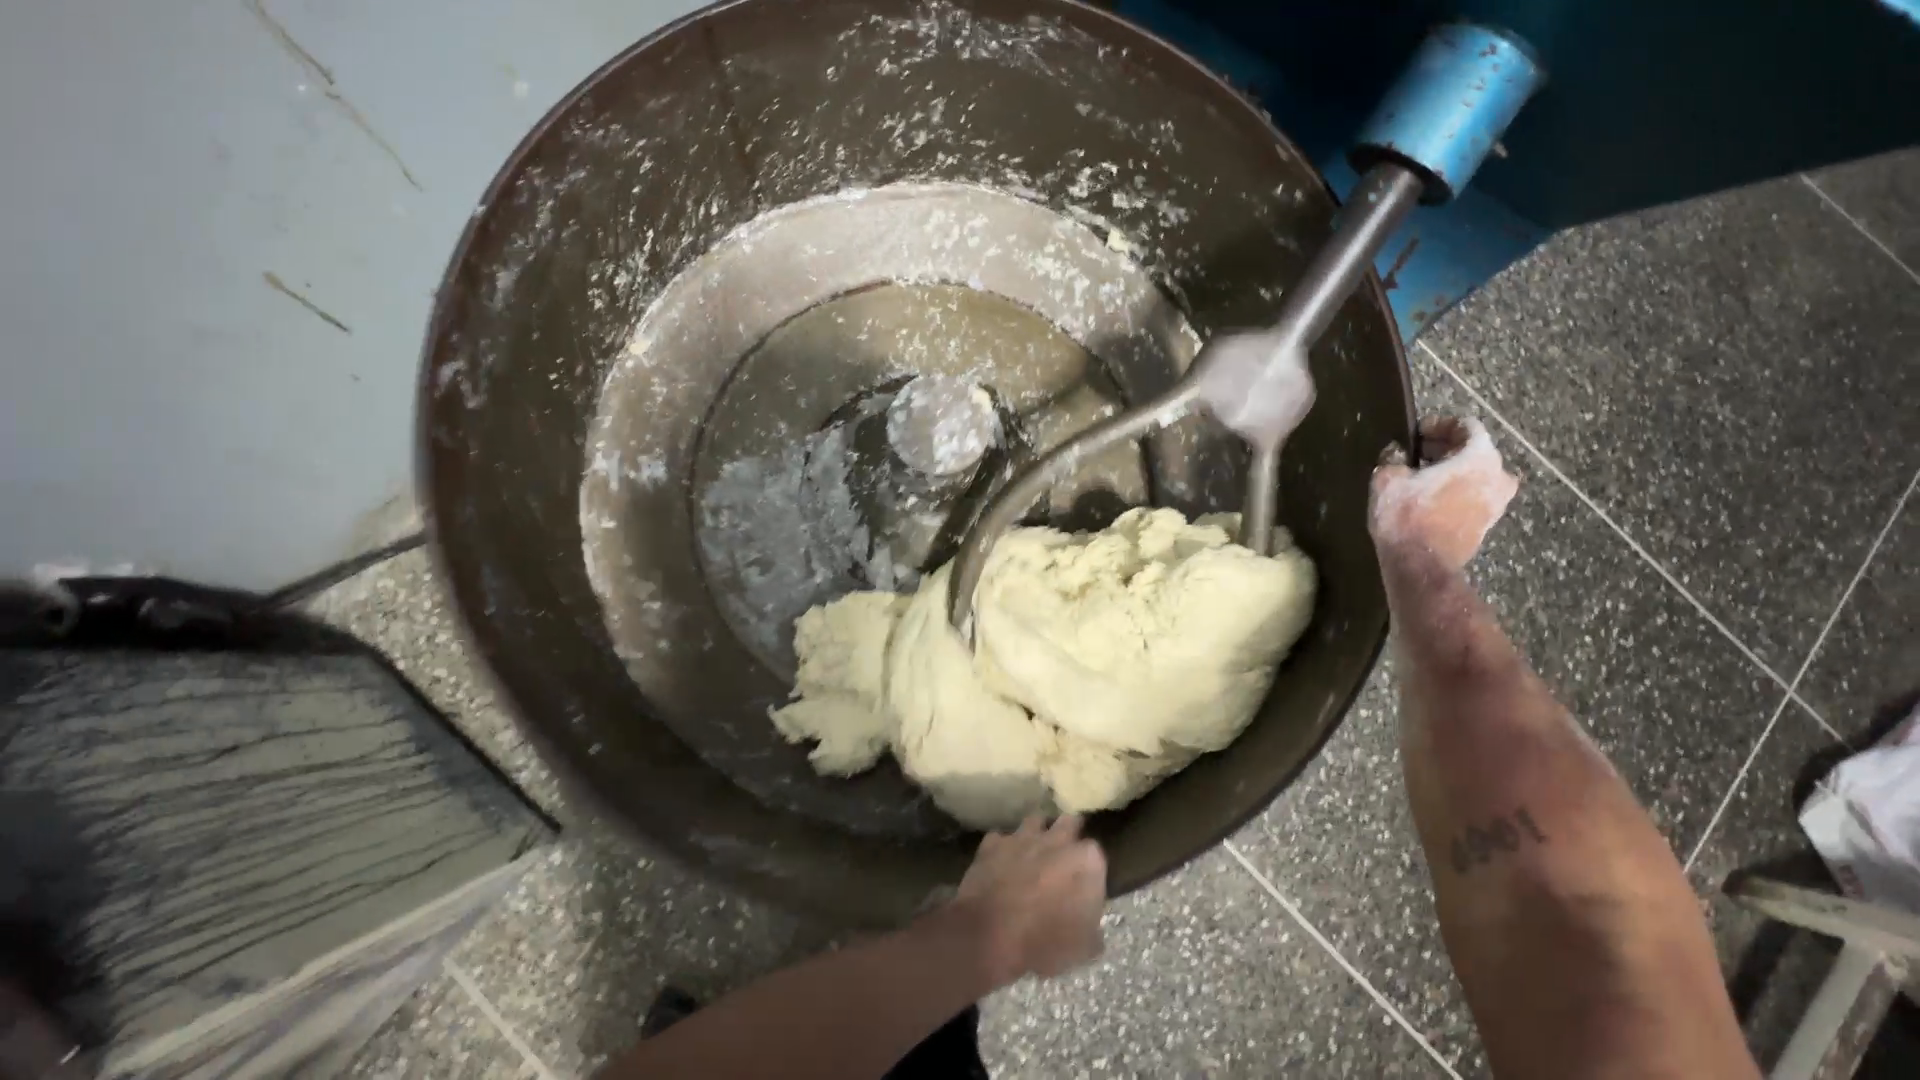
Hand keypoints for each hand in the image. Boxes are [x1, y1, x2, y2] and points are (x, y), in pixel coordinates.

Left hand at [952, 815, 1105, 985]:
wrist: (990, 935)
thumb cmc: (1045, 941)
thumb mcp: (1084, 949)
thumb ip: (1093, 931)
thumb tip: (1092, 930)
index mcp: (1086, 860)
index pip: (1097, 855)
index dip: (1091, 870)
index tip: (1085, 885)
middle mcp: (1057, 839)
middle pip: (1069, 823)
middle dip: (1069, 834)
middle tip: (1064, 856)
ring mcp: (1022, 837)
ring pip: (1035, 821)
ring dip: (1037, 834)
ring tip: (1034, 853)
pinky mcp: (992, 844)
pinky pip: (1000, 839)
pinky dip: (1002, 849)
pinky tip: (1001, 863)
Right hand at [1369, 416, 1519, 571]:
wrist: (1422, 565)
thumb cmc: (1407, 516)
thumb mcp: (1387, 480)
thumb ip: (1393, 459)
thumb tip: (1396, 453)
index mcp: (1480, 457)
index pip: (1466, 425)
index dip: (1439, 424)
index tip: (1415, 433)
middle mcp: (1499, 475)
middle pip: (1473, 450)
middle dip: (1444, 449)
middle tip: (1414, 455)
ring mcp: (1497, 502)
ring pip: (1474, 475)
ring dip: (1450, 472)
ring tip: (1419, 478)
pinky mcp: (1487, 523)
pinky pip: (1472, 495)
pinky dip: (1454, 491)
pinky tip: (1428, 498)